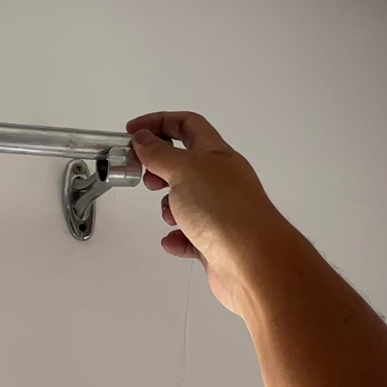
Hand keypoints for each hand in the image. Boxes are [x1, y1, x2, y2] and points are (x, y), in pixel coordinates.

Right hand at [126, 112, 293, 318]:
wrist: (254, 264)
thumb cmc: (224, 211)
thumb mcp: (183, 170)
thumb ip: (159, 153)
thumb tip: (143, 138)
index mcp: (216, 154)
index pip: (187, 124)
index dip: (158, 122)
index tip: (133, 131)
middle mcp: (221, 179)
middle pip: (185, 162)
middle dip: (160, 168)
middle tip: (147, 177)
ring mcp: (220, 211)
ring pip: (186, 199)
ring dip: (169, 206)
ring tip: (171, 215)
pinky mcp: (217, 241)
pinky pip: (190, 234)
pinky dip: (177, 237)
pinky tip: (175, 241)